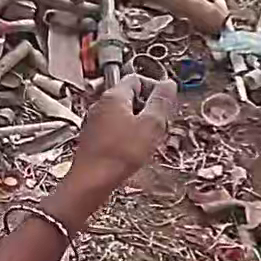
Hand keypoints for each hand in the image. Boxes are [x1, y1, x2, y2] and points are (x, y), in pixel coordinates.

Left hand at [63, 74, 175, 198]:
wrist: (91, 181)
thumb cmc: (119, 153)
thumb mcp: (151, 125)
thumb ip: (161, 102)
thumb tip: (168, 84)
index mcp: (113, 96)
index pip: (137, 79)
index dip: (155, 88)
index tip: (166, 103)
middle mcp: (100, 105)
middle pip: (129, 97)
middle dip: (148, 108)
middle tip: (160, 124)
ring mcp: (94, 122)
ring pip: (122, 114)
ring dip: (138, 123)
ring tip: (148, 139)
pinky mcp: (92, 138)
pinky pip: (114, 129)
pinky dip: (126, 135)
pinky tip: (132, 150)